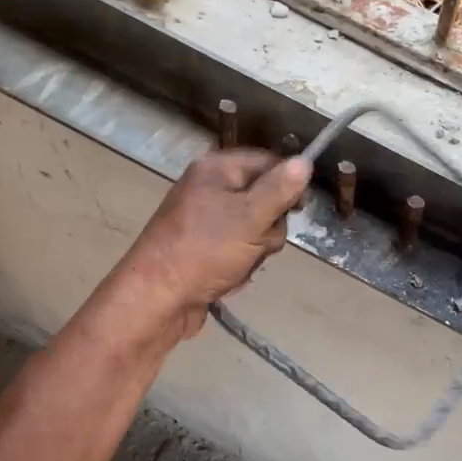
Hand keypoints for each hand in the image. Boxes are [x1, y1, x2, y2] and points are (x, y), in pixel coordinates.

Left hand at [105, 150, 310, 346]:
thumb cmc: (205, 251)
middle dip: (270, 225)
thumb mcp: (251, 217)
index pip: (269, 162)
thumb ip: (281, 189)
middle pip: (265, 196)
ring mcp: (204, 218)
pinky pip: (238, 247)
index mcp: (217, 169)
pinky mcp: (203, 246)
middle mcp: (209, 187)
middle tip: (257, 242)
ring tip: (241, 263)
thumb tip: (305, 161)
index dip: (289, 184)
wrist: (156, 299)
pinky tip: (230, 275)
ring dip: (257, 248)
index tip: (300, 210)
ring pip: (255, 226)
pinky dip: (241, 262)